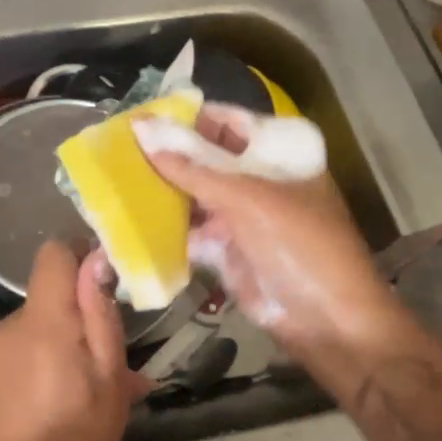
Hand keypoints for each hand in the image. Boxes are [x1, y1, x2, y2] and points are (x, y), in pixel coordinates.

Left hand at [0, 242, 141, 440]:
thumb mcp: (108, 388)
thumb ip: (102, 319)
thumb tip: (98, 261)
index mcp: (42, 321)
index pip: (54, 253)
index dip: (82, 259)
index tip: (108, 287)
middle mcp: (6, 327)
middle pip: (49, 299)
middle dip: (80, 322)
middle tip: (110, 371)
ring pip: (36, 333)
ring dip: (63, 353)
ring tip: (87, 403)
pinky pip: (18, 358)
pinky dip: (41, 372)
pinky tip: (57, 416)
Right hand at [135, 103, 401, 354]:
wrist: (331, 324)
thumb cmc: (300, 245)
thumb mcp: (247, 198)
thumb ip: (191, 165)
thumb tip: (140, 128)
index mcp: (277, 148)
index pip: (222, 119)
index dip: (181, 117)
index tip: (134, 116)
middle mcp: (258, 174)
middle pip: (203, 155)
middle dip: (163, 153)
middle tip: (112, 149)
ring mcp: (242, 212)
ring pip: (192, 192)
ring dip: (159, 189)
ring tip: (110, 179)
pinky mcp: (227, 248)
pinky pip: (190, 229)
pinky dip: (164, 226)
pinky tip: (127, 219)